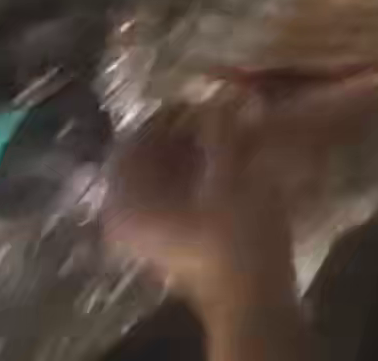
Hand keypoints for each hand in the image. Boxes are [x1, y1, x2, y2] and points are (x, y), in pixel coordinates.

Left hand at [105, 100, 294, 314]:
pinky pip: (177, 182)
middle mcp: (127, 212)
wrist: (250, 285)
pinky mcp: (173, 228)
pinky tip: (232, 148)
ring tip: (231, 119)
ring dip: (194, 142)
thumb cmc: (238, 230)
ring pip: (164, 169)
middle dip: (182, 127)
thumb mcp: (235, 173)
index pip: (131, 145)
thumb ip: (223, 133)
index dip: (163, 114)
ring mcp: (149, 224)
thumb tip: (219, 93)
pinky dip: (199, 161)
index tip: (199, 92)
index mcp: (129, 202)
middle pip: (147, 156)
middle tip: (220, 102)